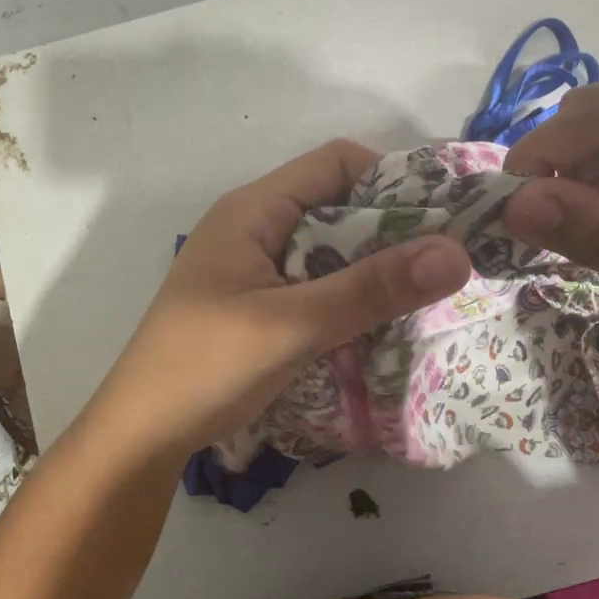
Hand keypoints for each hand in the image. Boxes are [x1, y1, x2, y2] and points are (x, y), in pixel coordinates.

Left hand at [87, 140, 472, 457]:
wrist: (140, 434)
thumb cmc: (205, 367)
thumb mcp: (292, 325)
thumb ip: (371, 288)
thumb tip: (458, 252)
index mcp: (252, 210)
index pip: (336, 163)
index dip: (395, 180)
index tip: (448, 217)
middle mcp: (254, 229)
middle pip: (337, 207)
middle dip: (393, 232)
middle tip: (450, 266)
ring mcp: (253, 270)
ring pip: (330, 253)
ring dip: (373, 271)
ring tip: (428, 298)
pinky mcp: (256, 308)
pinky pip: (315, 288)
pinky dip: (348, 300)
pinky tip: (381, 326)